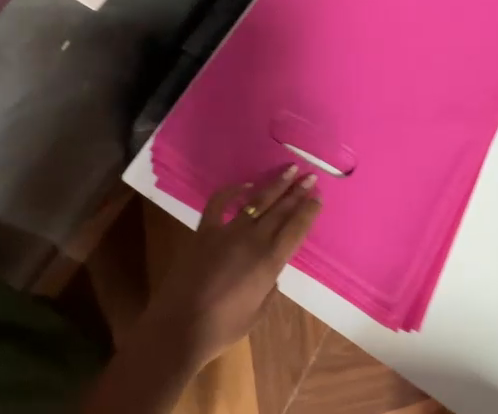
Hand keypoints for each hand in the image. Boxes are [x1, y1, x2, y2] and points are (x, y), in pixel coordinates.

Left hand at [142, 166, 322, 367]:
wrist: (179, 328)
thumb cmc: (222, 328)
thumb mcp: (257, 313)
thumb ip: (269, 288)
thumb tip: (272, 274)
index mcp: (270, 262)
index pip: (296, 229)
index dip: (308, 211)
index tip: (318, 196)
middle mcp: (253, 240)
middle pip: (281, 209)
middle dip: (298, 191)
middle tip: (310, 176)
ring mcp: (228, 232)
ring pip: (257, 201)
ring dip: (276, 184)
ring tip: (290, 169)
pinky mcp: (205, 230)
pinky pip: (219, 202)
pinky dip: (232, 190)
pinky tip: (245, 184)